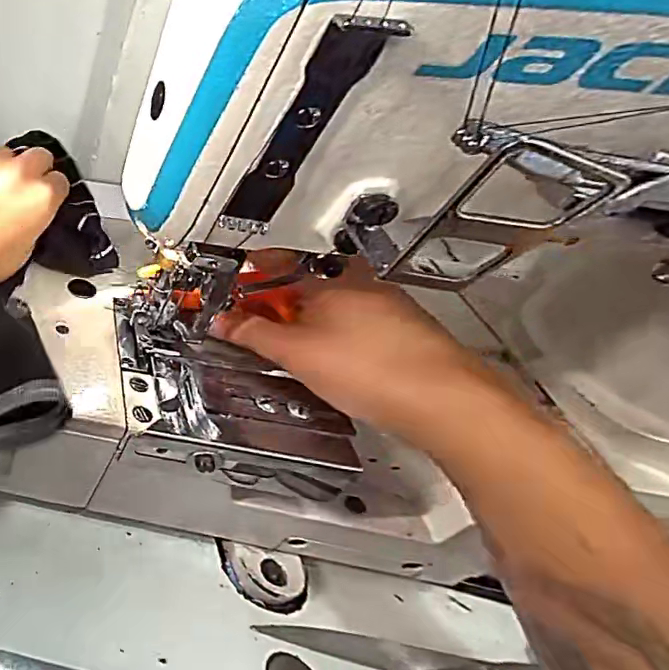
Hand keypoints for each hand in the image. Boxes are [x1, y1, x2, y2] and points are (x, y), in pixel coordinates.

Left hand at [0, 147, 70, 307]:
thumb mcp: (24, 252)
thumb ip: (35, 221)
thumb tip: (31, 214)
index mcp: (41, 196)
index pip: (60, 180)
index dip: (49, 192)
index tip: (41, 198)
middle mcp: (18, 171)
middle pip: (38, 156)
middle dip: (31, 173)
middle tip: (14, 195)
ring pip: (2, 156)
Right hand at [212, 257, 529, 452]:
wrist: (443, 401)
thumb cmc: (376, 370)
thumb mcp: (294, 353)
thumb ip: (253, 334)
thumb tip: (225, 321)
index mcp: (331, 282)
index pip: (278, 268)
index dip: (251, 278)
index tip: (233, 289)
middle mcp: (363, 287)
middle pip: (307, 285)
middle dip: (279, 302)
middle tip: (257, 321)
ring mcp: (388, 309)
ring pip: (335, 306)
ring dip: (308, 320)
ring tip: (292, 347)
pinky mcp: (405, 334)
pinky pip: (358, 326)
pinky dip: (337, 337)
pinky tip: (335, 363)